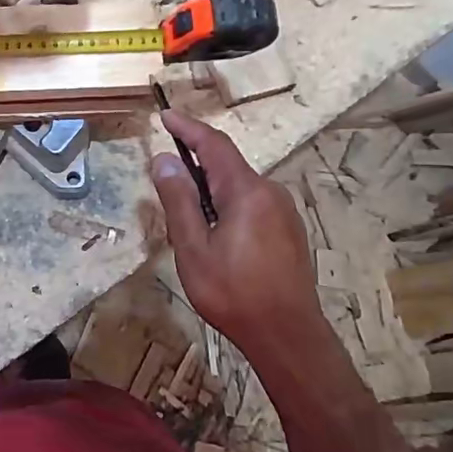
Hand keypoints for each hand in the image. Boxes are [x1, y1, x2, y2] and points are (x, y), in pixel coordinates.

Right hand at [149, 110, 325, 355]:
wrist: (288, 336)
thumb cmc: (234, 293)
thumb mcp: (193, 248)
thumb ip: (178, 200)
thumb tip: (164, 159)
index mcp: (246, 191)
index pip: (213, 144)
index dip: (187, 127)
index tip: (165, 115)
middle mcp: (269, 192)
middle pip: (226, 164)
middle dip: (195, 163)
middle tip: (166, 182)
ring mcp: (283, 211)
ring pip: (238, 186)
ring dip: (210, 190)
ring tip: (188, 222)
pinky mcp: (288, 230)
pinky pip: (252, 203)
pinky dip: (227, 205)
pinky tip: (217, 237)